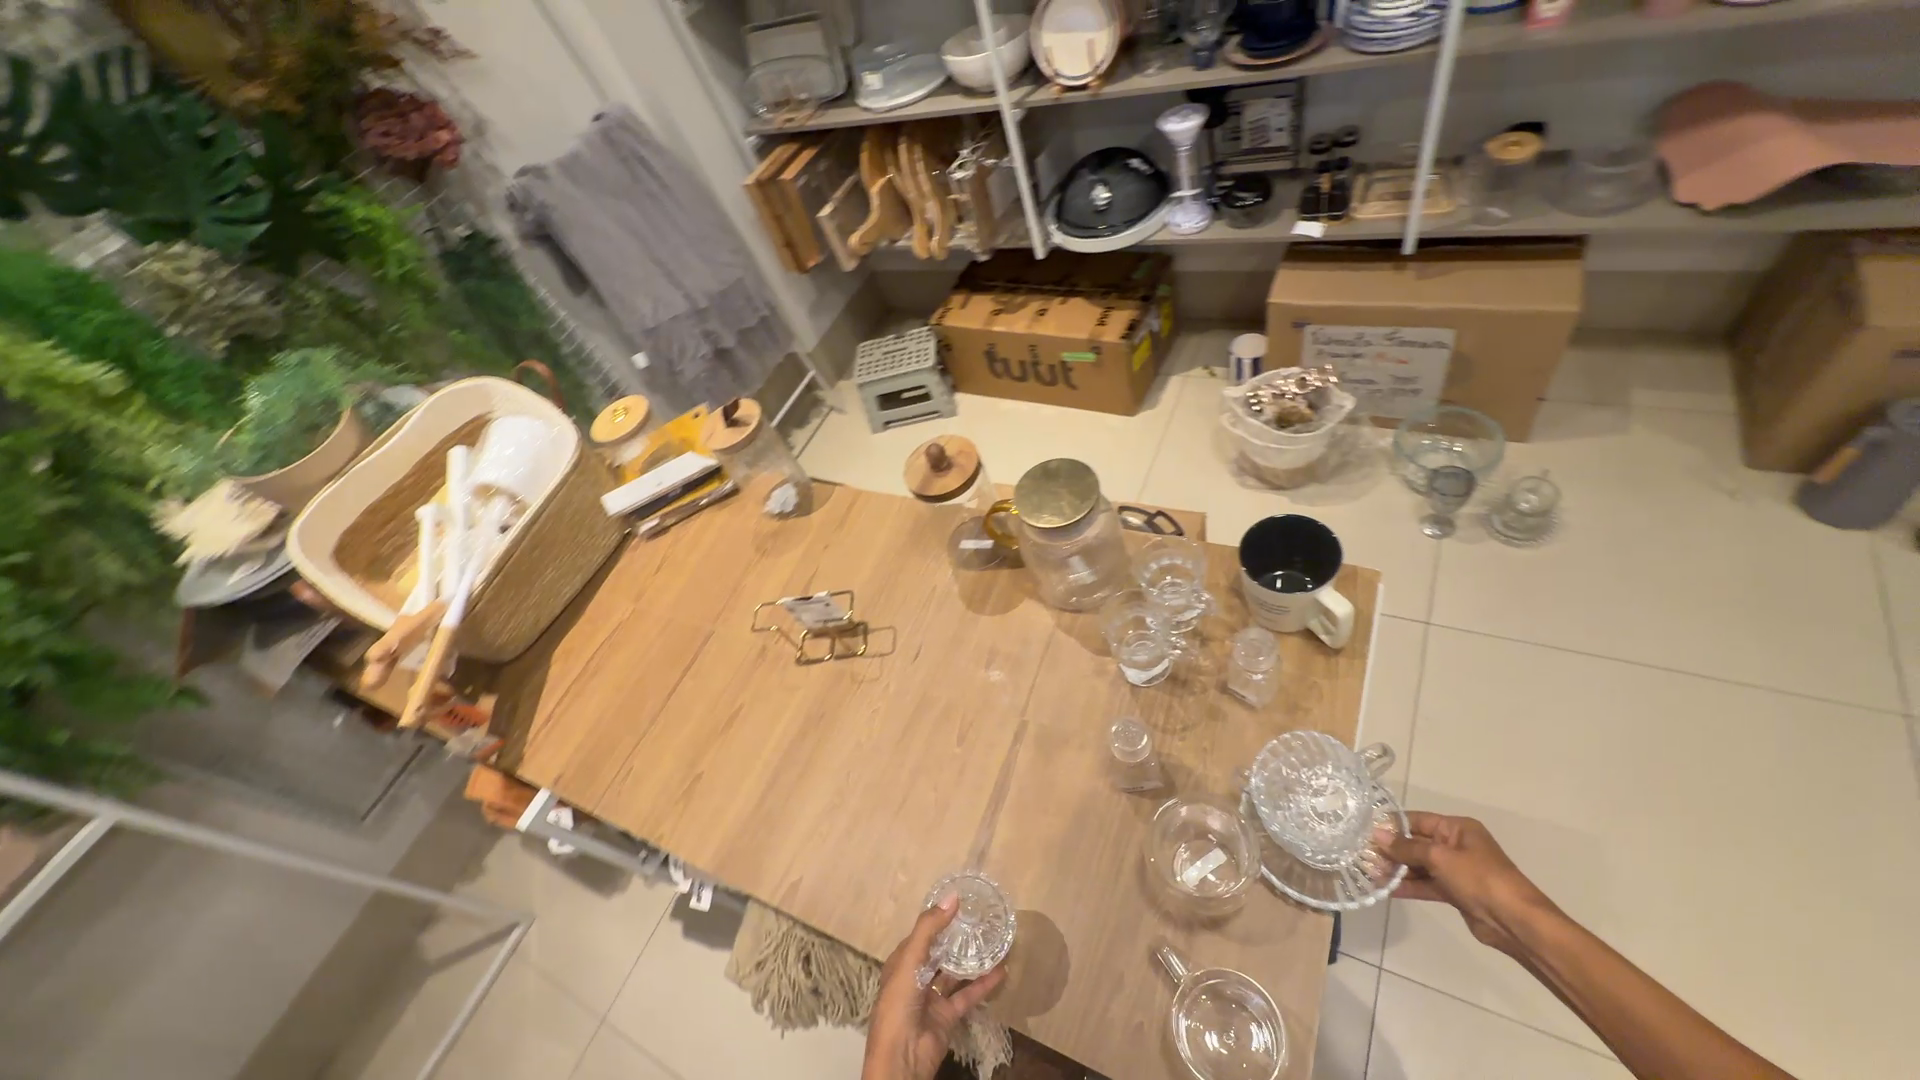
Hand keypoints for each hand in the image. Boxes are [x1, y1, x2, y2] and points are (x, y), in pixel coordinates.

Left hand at [862, 896, 1006, 1079]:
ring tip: (993, 942)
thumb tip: (953, 896)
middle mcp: (916, 978)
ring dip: (971, 960)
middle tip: (981, 920)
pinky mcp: (947, 1016)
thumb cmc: (899, 1002)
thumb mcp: (910, 959)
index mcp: (901, 963)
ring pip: (954, 974)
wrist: (902, 1057)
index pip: (921, 936)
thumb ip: (930, 928)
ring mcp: (932, 998)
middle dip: (956, 940)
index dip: (938, 920)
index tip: (960, 903)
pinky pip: (967, 996)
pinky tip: (1001, 971)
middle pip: (939, 954)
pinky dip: (983, 985)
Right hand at [1373, 811, 1555, 956]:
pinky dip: (1409, 886)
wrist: (1515, 921)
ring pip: (1419, 865)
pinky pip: (1426, 884)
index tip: (1364, 831)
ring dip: (1397, 870)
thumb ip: (1407, 848)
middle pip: (1416, 843)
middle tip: (1363, 856)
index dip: (1392, 825)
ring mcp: (1456, 870)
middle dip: (1391, 850)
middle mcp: (1456, 845)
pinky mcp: (1455, 892)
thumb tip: (1377, 835)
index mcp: (1457, 828)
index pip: (1417, 820)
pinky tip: (1387, 889)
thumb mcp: (1440, 857)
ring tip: (1369, 874)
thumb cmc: (1479, 879)